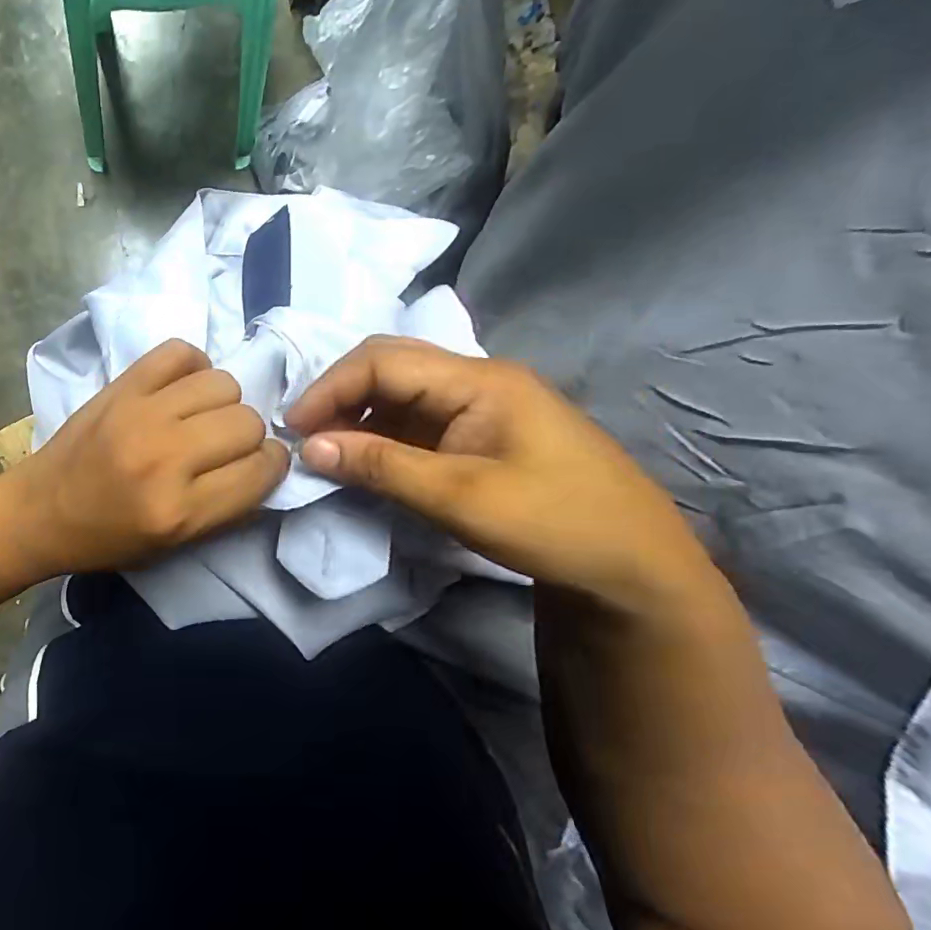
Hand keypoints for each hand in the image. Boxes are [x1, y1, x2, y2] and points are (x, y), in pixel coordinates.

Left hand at [1, 339, 289, 576]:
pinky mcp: (120, 388)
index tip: (256, 466)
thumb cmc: (107, 538)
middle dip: (246, 437)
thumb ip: (227, 509)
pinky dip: (191, 366)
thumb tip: (267, 465)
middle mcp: (165, 458)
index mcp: (179, 511)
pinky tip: (181, 388)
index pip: (262, 470)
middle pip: (247, 422)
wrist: (41, 510)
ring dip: (221, 402)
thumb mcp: (174, 546)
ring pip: (222, 383)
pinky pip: (179, 352)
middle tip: (221, 447)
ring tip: (199, 417)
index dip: (269, 466)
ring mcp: (140, 416)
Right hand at [285, 336, 720, 606]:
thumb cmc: (554, 524)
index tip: (294, 429)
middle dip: (338, 394)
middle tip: (305, 435)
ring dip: (355, 414)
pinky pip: (413, 418)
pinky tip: (364, 458)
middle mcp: (477, 379)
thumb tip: (307, 447)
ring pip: (398, 391)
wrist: (636, 568)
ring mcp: (480, 405)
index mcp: (480, 380)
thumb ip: (380, 466)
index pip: (382, 361)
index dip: (330, 389)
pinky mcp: (478, 431)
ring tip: (327, 451)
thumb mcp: (459, 498)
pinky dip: (378, 433)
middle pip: (388, 364)